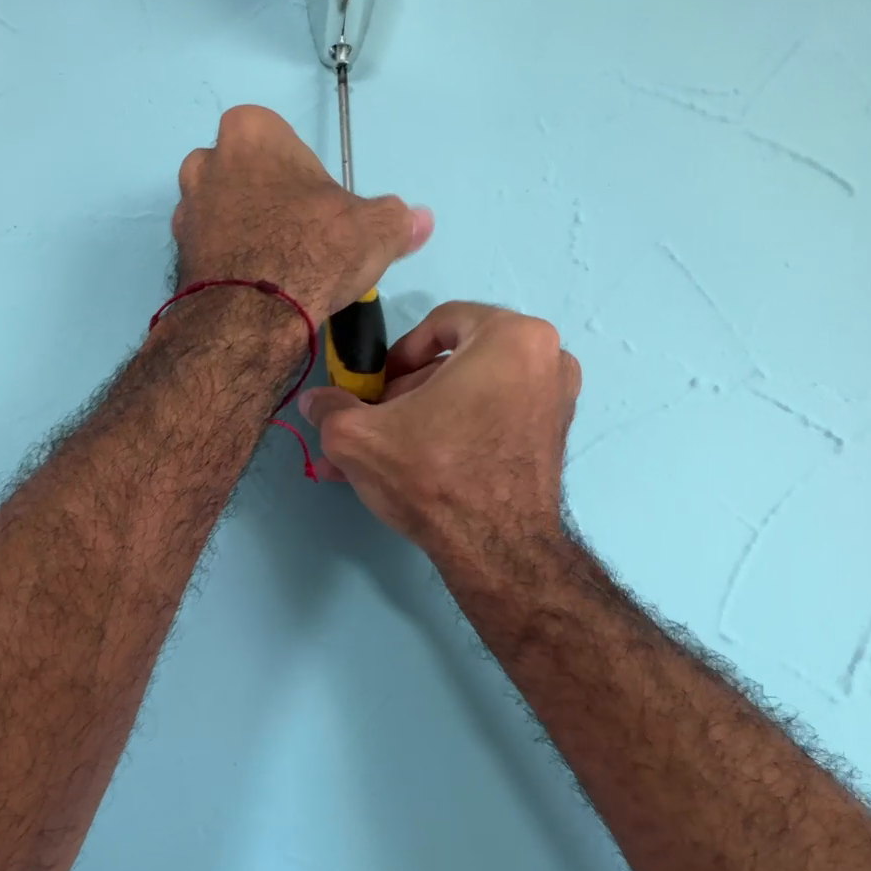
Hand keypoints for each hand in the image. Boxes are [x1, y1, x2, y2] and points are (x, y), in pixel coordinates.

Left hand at [172, 105, 433, 318]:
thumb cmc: (313, 252)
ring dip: (246, 233)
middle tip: (298, 239)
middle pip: (248, 177)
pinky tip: (253, 289)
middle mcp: (205, 161)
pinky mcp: (176, 256)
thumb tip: (420, 220)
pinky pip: (210, 251)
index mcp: (250, 131)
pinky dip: (228, 264)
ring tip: (276, 269)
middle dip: (269, 202)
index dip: (305, 179)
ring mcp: (185, 211)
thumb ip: (397, 218)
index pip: (283, 144)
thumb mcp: (374, 229)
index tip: (320, 212)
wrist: (250, 318)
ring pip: (224, 214)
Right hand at [297, 302, 581, 566]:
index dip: (398, 354)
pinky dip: (457, 433)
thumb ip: (330, 408)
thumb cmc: (432, 473)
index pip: (441, 322)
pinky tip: (419, 468)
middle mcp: (547, 358)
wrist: (495, 548)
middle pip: (458, 361)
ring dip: (426, 416)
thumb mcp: (357, 435)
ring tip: (388, 454)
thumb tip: (312, 400)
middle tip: (378, 424)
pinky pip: (494, 419)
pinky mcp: (554, 439)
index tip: (377, 389)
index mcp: (510, 337)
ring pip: (473, 394)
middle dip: (408, 393)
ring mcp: (557, 400)